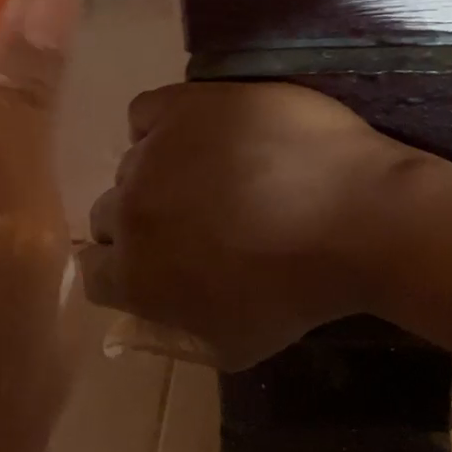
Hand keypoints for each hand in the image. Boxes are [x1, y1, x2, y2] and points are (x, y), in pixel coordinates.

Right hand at [81, 81, 415, 369]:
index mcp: (135, 277)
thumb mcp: (232, 345)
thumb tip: (144, 319)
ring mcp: (153, 154)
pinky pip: (146, 113)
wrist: (356, 218)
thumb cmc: (300, 293)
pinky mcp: (183, 106)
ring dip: (159, 173)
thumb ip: (174, 332)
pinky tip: (200, 136)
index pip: (96, 271)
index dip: (125, 266)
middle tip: (194, 220)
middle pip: (110, 214)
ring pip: (132, 164)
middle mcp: (128, 213)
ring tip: (214, 175)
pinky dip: (163, 125)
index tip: (159, 259)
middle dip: (143, 221)